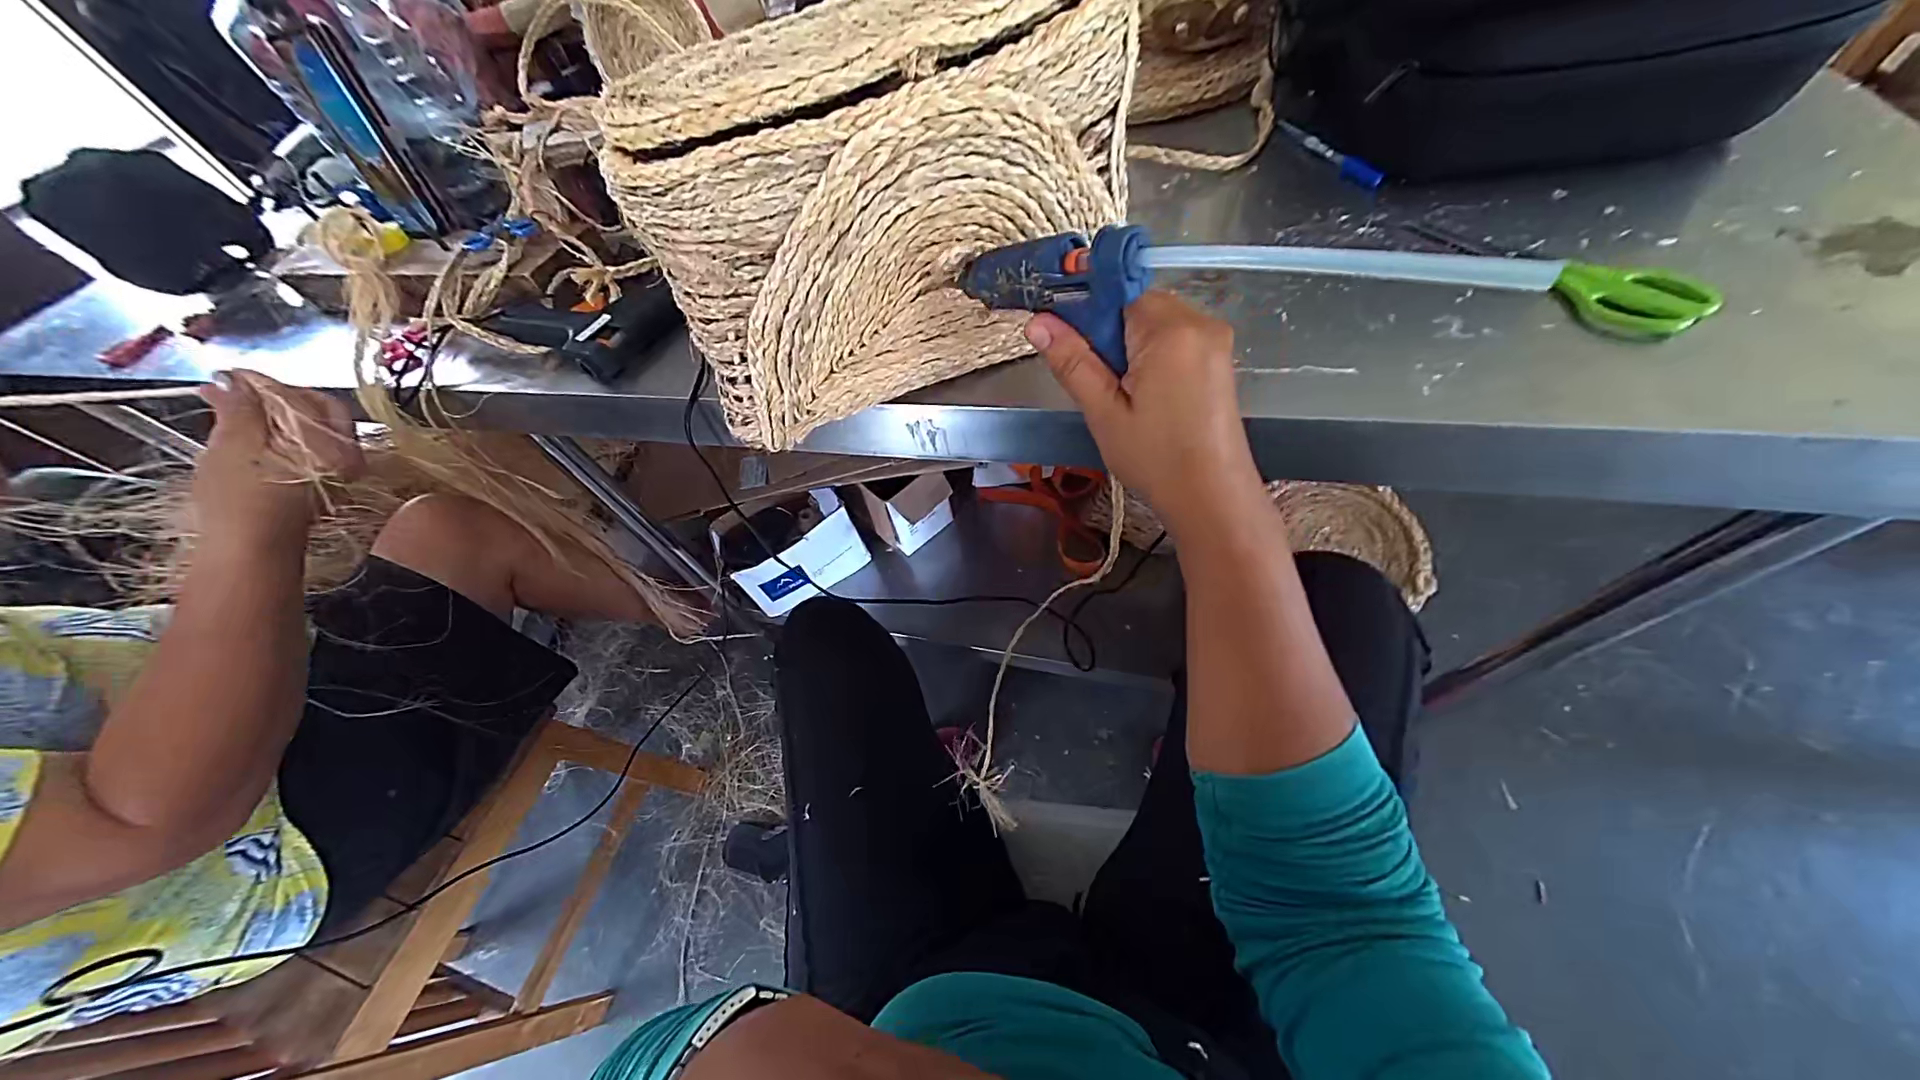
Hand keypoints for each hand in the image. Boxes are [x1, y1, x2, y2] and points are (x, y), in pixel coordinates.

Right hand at [193, 370, 362, 545]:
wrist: (250, 548)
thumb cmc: (240, 499)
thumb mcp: (234, 445)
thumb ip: (241, 408)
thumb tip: (234, 382)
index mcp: (335, 445)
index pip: (301, 399)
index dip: (263, 382)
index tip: (230, 373)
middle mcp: (349, 455)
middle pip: (316, 409)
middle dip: (275, 394)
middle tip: (234, 387)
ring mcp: (341, 469)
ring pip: (313, 426)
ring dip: (276, 411)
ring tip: (232, 402)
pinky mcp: (326, 480)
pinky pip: (310, 444)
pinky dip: (283, 431)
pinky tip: (252, 426)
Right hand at [1027, 291, 1262, 533]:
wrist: (1212, 496)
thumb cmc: (1156, 459)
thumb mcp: (1104, 412)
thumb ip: (1072, 362)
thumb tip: (1038, 322)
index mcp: (1170, 330)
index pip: (1117, 291)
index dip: (1085, 308)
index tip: (1061, 334)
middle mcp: (1199, 322)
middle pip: (1136, 304)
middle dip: (1107, 331)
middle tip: (1094, 379)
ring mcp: (1214, 340)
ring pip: (1154, 322)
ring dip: (1126, 345)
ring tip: (1118, 393)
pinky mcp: (1219, 359)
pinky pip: (1174, 339)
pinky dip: (1149, 354)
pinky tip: (1141, 393)